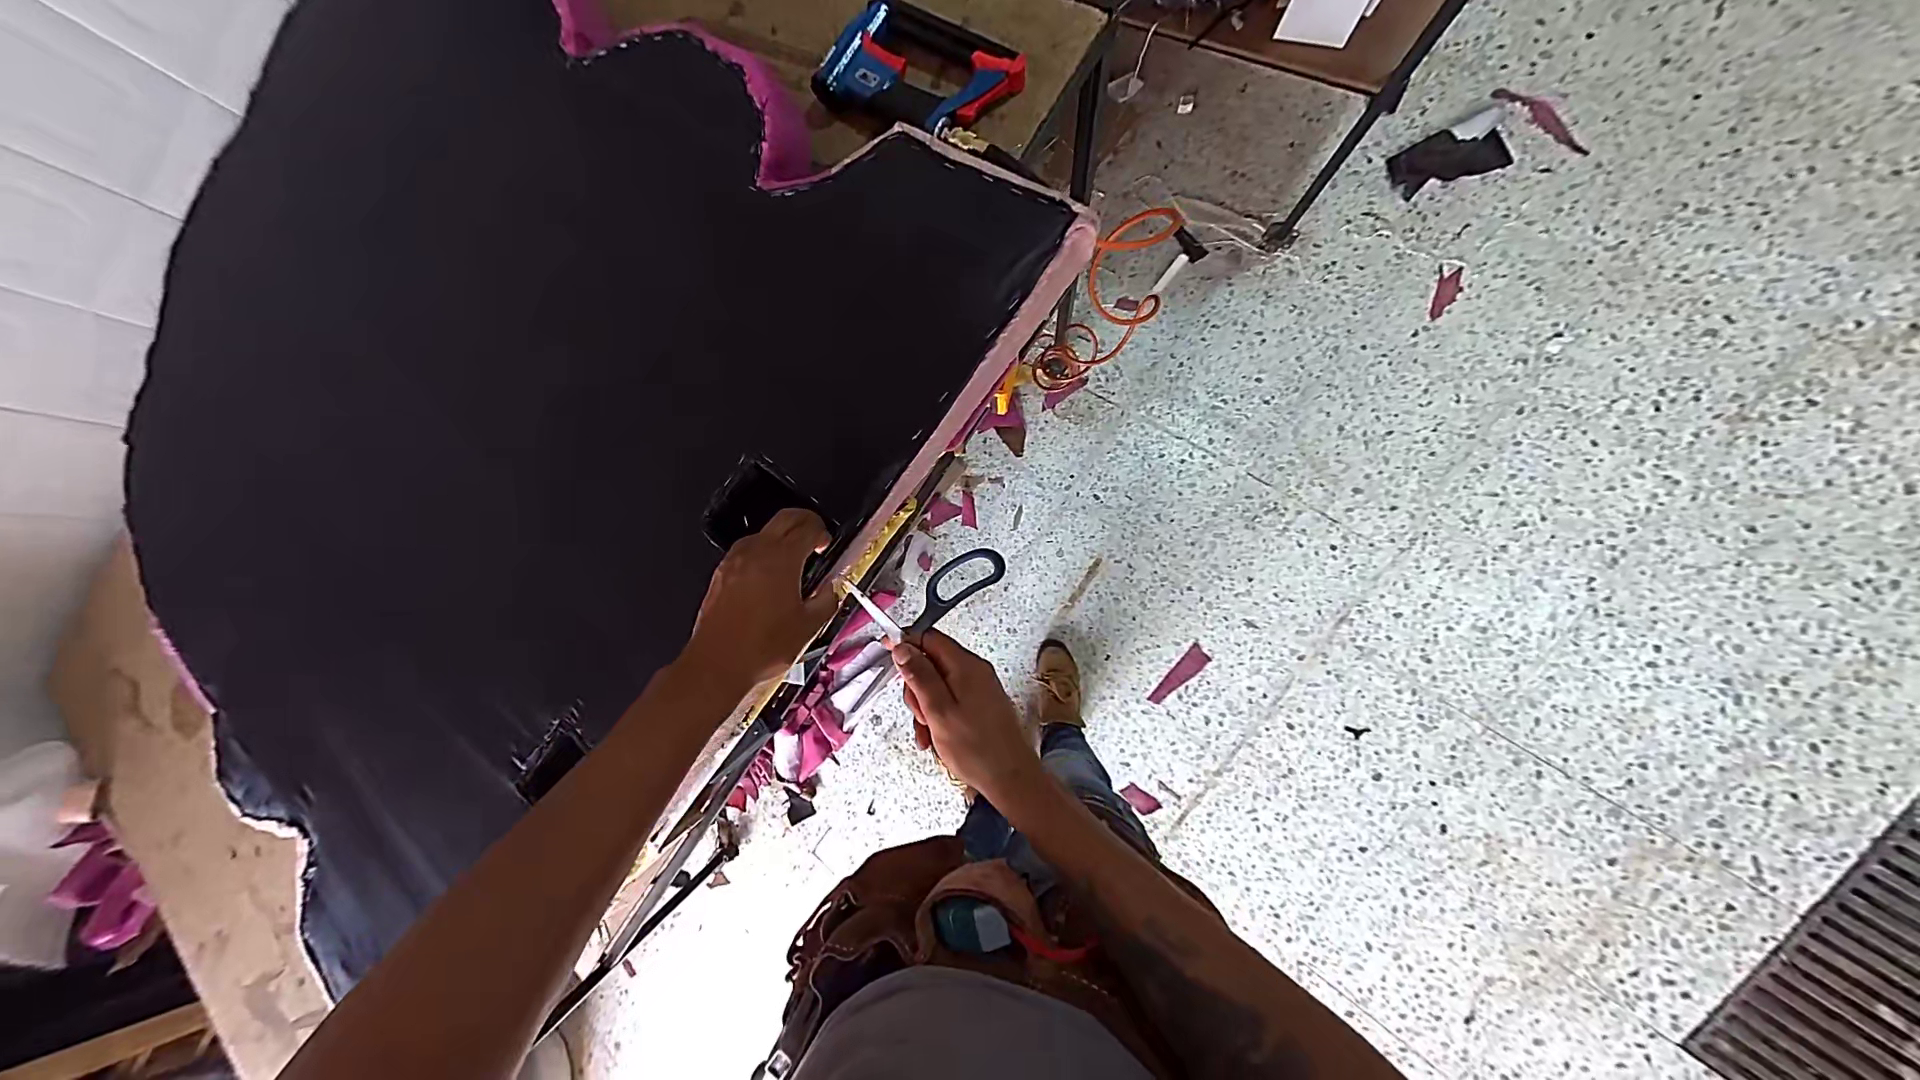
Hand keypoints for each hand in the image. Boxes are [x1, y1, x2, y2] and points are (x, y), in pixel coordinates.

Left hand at [681, 508, 837, 687]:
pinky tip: (769, 578)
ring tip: (793, 561)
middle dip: (805, 522)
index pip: (808, 527)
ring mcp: (733, 562)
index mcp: (781, 559)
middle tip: (814, 537)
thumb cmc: (757, 648)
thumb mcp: (809, 627)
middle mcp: (755, 553)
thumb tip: (830, 591)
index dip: (822, 532)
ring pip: (762, 533)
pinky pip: (745, 552)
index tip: (826, 543)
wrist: (718, 665)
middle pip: (784, 518)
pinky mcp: (720, 575)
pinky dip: (761, 554)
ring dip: (781, 538)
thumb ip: (826, 600)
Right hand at [891, 630, 1045, 805]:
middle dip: (917, 687)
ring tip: (929, 732)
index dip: (906, 644)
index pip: (930, 638)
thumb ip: (919, 676)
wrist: (1010, 778)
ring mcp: (979, 688)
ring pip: (938, 685)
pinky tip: (936, 736)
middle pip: (932, 663)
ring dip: (925, 707)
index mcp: (966, 666)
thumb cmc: (978, 749)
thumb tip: (903, 649)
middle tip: (919, 712)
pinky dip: (938, 715)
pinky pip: (950, 700)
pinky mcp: (980, 704)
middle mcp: (975, 671)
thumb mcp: (938, 711)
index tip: (889, 652)